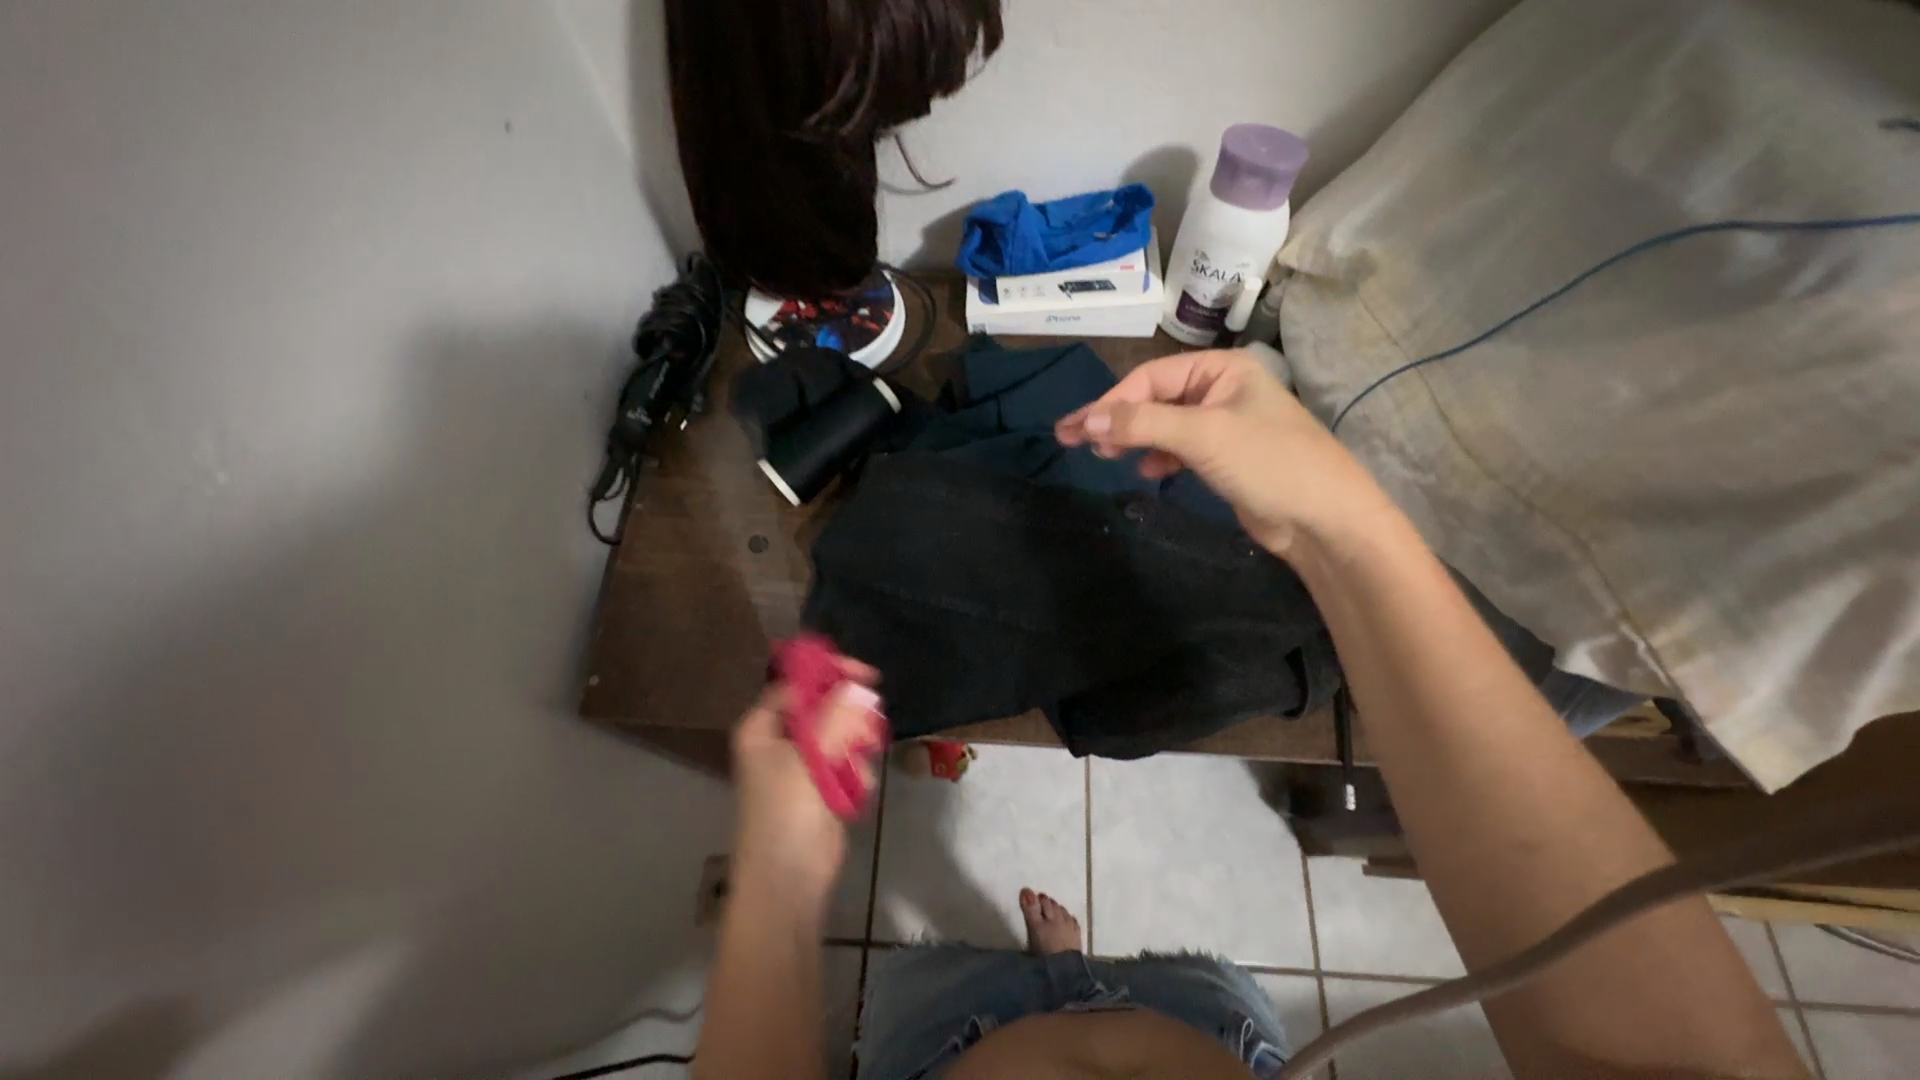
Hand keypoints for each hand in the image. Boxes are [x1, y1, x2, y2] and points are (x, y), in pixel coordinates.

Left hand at [729, 658, 880, 910]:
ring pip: (841, 734)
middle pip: (824, 707)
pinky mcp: (823, 787)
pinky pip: (848, 762)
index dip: (831, 674)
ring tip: (855, 774)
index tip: (867, 676)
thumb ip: (835, 718)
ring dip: (855, 749)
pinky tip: (855, 793)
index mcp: (762, 727)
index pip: (797, 683)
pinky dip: (856, 774)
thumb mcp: (808, 760)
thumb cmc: (787, 815)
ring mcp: (802, 765)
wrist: (789, 881)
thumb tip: (859, 686)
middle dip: (850, 718)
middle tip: (868, 730)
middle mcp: (780, 740)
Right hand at [1055, 349, 1396, 556]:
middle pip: (1154, 399)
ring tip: (1103, 457)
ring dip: (1132, 439)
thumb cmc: (1268, 463)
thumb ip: (1142, 423)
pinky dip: (1157, 458)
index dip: (1111, 403)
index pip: (1151, 378)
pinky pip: (1178, 449)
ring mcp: (1224, 425)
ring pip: (1163, 426)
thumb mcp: (1202, 435)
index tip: (1074, 429)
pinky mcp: (1224, 459)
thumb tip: (1085, 421)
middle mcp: (1221, 390)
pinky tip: (1144, 470)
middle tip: (1071, 441)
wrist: (1324, 520)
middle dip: (1115, 420)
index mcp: (1222, 369)